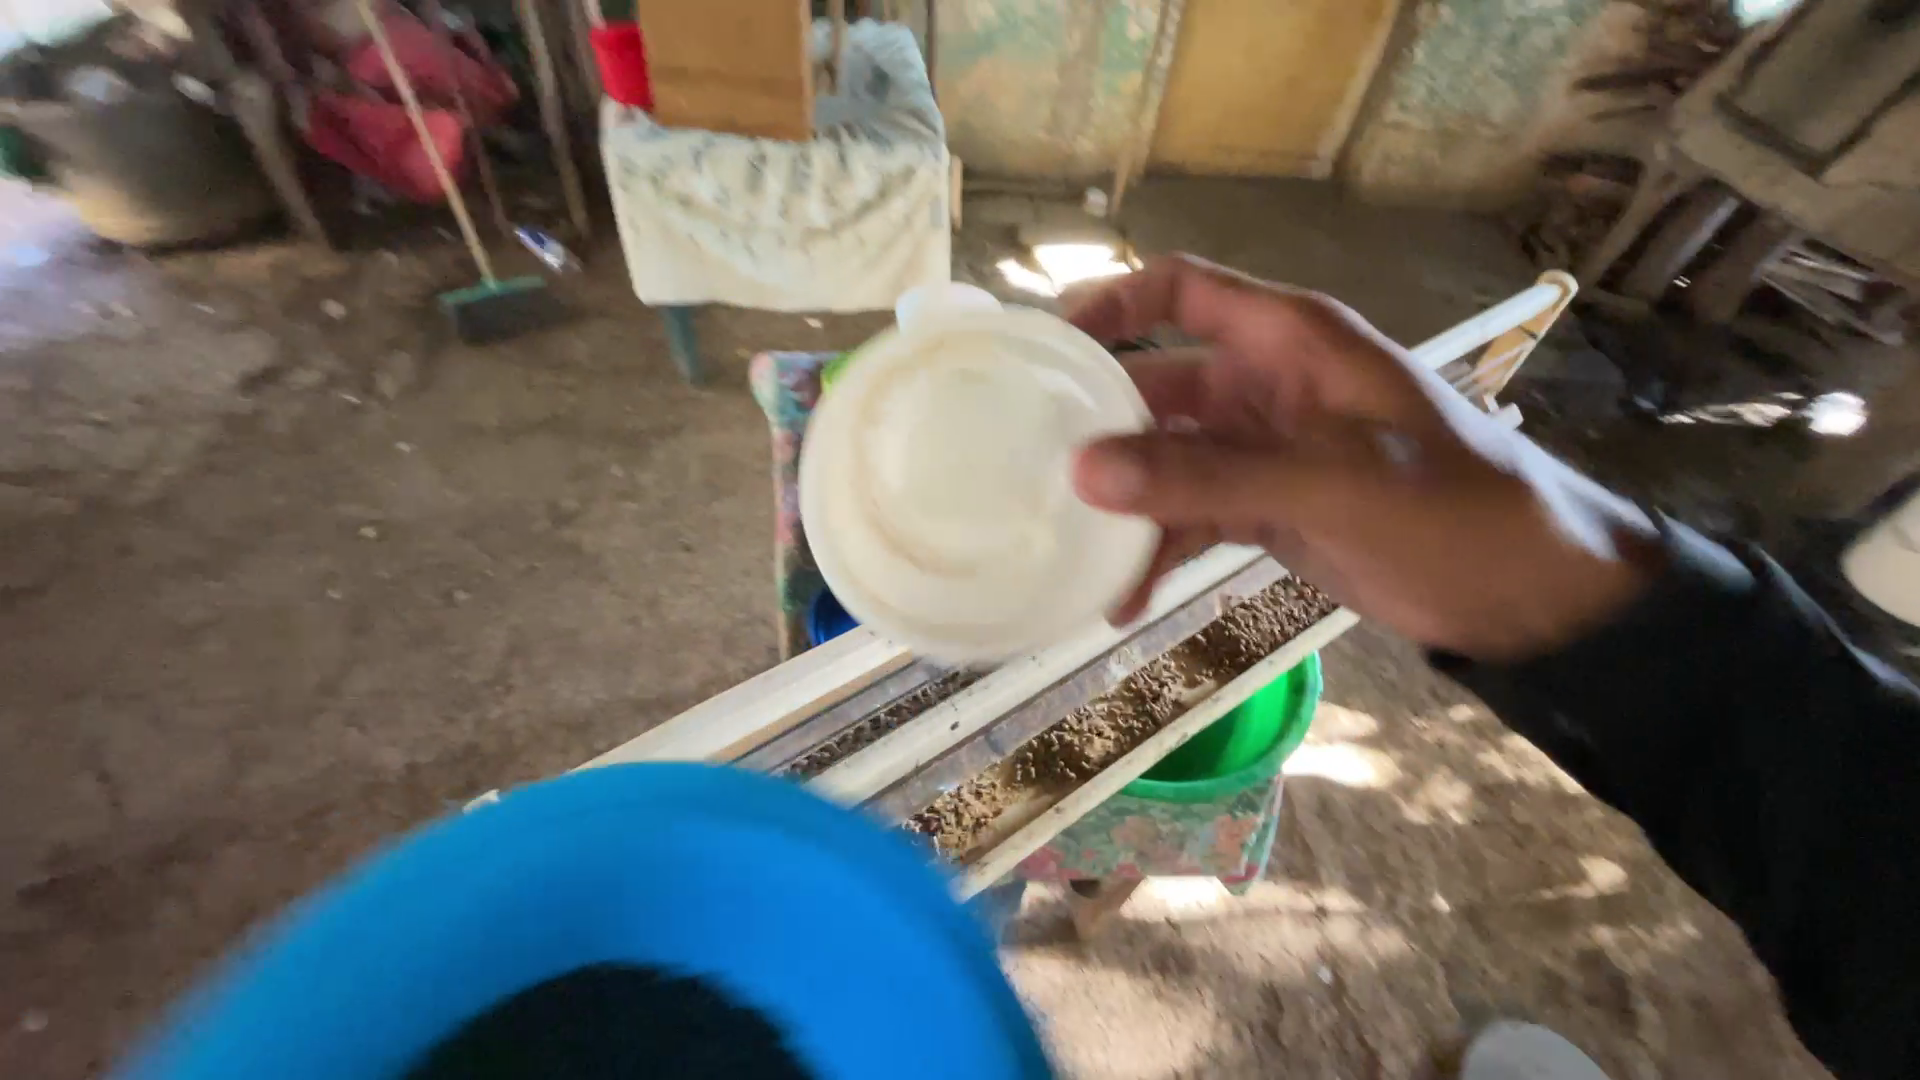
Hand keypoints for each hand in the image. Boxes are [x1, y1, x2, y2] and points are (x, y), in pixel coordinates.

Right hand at [1067, 255, 1659, 661]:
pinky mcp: (1261, 509)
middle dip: (1098, 424)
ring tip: (1070, 546)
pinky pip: (1187, 518)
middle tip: (1033, 466)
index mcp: (1288, 342)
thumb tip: (1085, 471)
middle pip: (1154, 385)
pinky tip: (1122, 595)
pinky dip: (1155, 552)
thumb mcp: (1330, 483)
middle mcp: (1262, 386)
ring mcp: (1257, 452)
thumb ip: (1206, 476)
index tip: (1047, 348)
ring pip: (1163, 462)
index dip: (1112, 304)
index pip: (1182, 291)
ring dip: (1121, 503)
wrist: (1526, 594)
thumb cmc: (1451, 509)